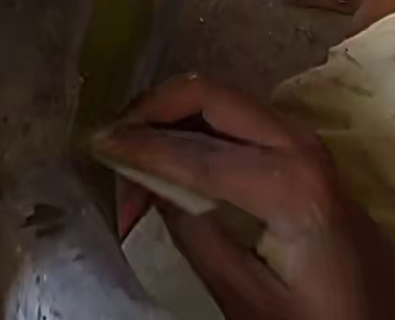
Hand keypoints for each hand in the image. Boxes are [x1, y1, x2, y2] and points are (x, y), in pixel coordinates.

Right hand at [95, 75, 351, 319]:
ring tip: (134, 148)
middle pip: (202, 94)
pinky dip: (189, 119)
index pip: (192, 152)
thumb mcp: (254, 304)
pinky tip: (168, 148)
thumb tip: (143, 188)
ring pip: (213, 95)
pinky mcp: (296, 142)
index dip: (138, 147)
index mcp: (288, 185)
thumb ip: (195, 238)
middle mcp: (294, 141)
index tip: (97, 145)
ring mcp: (297, 135)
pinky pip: (228, 111)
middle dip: (149, 109)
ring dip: (167, 112)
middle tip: (114, 138)